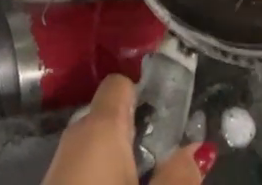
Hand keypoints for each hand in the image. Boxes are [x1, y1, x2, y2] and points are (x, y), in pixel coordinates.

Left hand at [42, 74, 211, 184]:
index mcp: (100, 128)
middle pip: (112, 117)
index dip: (147, 94)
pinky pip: (88, 169)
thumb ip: (180, 176)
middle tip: (174, 153)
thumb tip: (199, 148)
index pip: (119, 85)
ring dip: (126, 159)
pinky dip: (108, 176)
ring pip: (100, 147)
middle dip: (143, 132)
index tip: (174, 113)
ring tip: (156, 178)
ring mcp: (62, 164)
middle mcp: (77, 136)